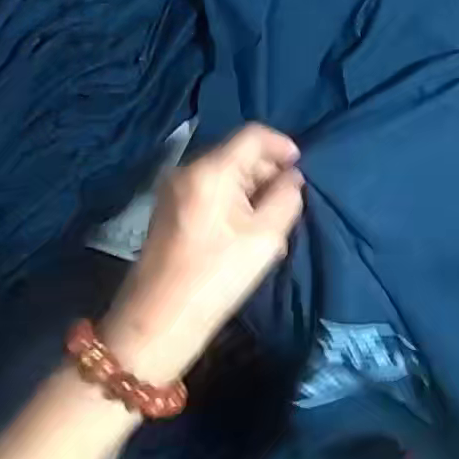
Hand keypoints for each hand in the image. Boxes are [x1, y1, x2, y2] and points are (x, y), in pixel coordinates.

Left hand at [100, 124, 305, 384]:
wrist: (157, 324)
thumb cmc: (216, 278)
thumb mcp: (266, 237)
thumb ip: (287, 197)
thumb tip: (291, 177)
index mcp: (210, 170)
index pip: (253, 135)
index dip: (282, 145)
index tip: (301, 168)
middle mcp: (188, 170)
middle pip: (238, 153)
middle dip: (268, 171)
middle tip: (289, 200)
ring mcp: (174, 189)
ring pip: (226, 172)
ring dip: (253, 188)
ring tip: (271, 221)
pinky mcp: (169, 209)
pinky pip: (211, 189)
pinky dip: (234, 200)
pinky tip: (247, 230)